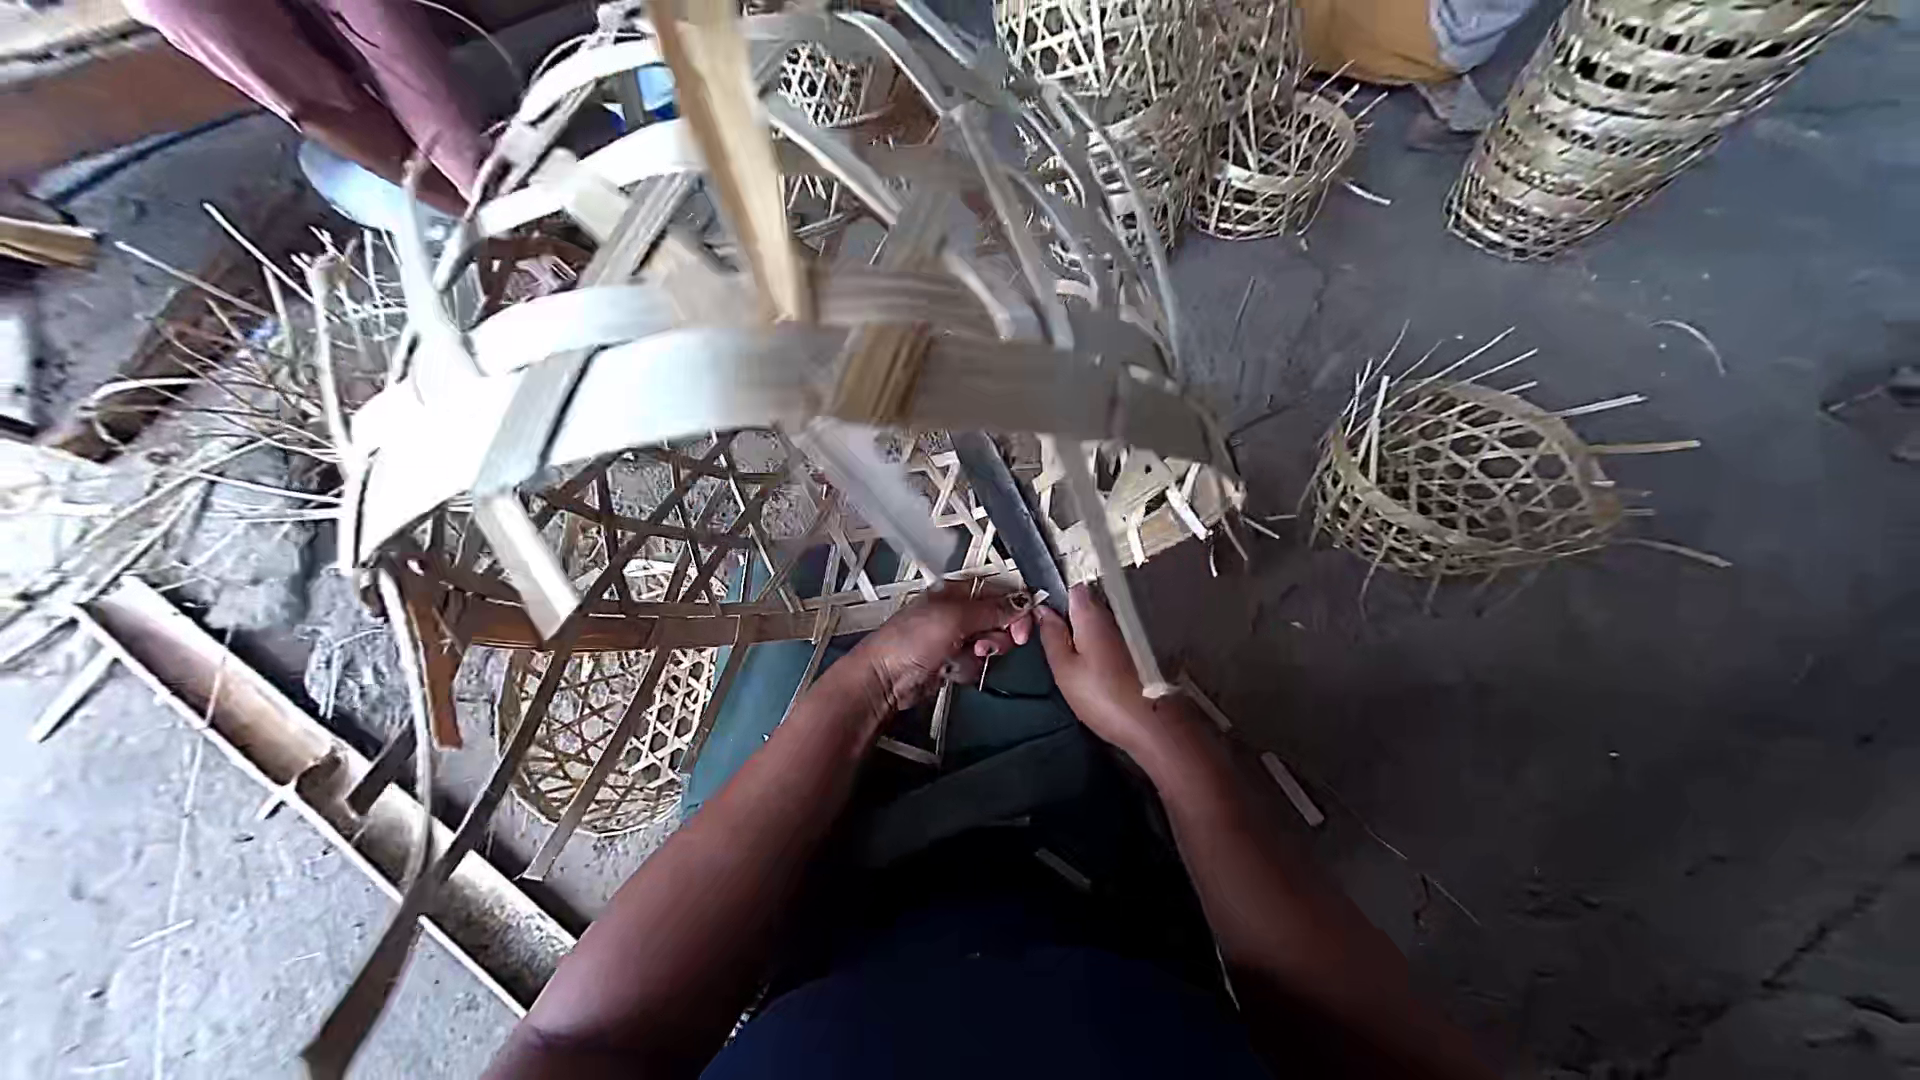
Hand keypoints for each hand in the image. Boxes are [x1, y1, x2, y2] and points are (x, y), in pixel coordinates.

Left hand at [846, 583, 1035, 710]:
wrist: (885, 679)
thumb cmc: (908, 642)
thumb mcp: (955, 618)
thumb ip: (992, 609)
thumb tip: (1023, 600)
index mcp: (957, 591)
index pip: (1001, 593)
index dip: (1016, 610)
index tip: (1022, 628)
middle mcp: (959, 611)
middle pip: (1001, 621)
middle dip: (995, 637)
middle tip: (981, 646)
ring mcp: (956, 637)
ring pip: (991, 646)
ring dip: (978, 656)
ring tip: (958, 657)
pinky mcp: (953, 661)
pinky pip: (977, 664)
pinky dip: (967, 670)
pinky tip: (950, 669)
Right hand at [1035, 584, 1193, 757]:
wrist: (1152, 725)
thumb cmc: (1104, 698)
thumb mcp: (1063, 668)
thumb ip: (1050, 634)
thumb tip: (1043, 611)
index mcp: (1091, 613)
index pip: (1070, 587)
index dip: (1054, 599)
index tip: (1043, 620)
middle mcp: (1113, 614)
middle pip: (1084, 604)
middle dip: (1068, 619)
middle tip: (1058, 649)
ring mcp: (1129, 630)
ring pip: (1098, 622)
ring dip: (1085, 636)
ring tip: (1078, 666)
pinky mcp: (1139, 648)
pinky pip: (1111, 638)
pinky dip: (1101, 649)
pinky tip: (1097, 672)